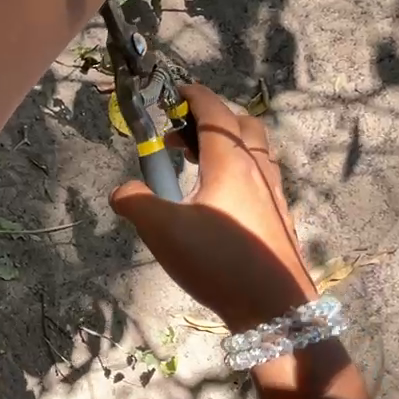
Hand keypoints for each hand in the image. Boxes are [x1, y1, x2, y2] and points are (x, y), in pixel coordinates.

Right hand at [110, 85, 316, 330]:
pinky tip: (210, 197)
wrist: (273, 308)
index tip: (176, 91)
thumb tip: (123, 191)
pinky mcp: (275, 217)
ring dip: (223, 144)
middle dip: (209, 119)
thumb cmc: (218, 260)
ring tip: (190, 163)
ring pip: (253, 150)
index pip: (215, 114)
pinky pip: (256, 175)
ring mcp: (272, 195)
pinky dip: (233, 168)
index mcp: (231, 163)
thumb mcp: (161, 229)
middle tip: (177, 134)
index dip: (195, 97)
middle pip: (242, 126)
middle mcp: (257, 171)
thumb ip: (135, 202)